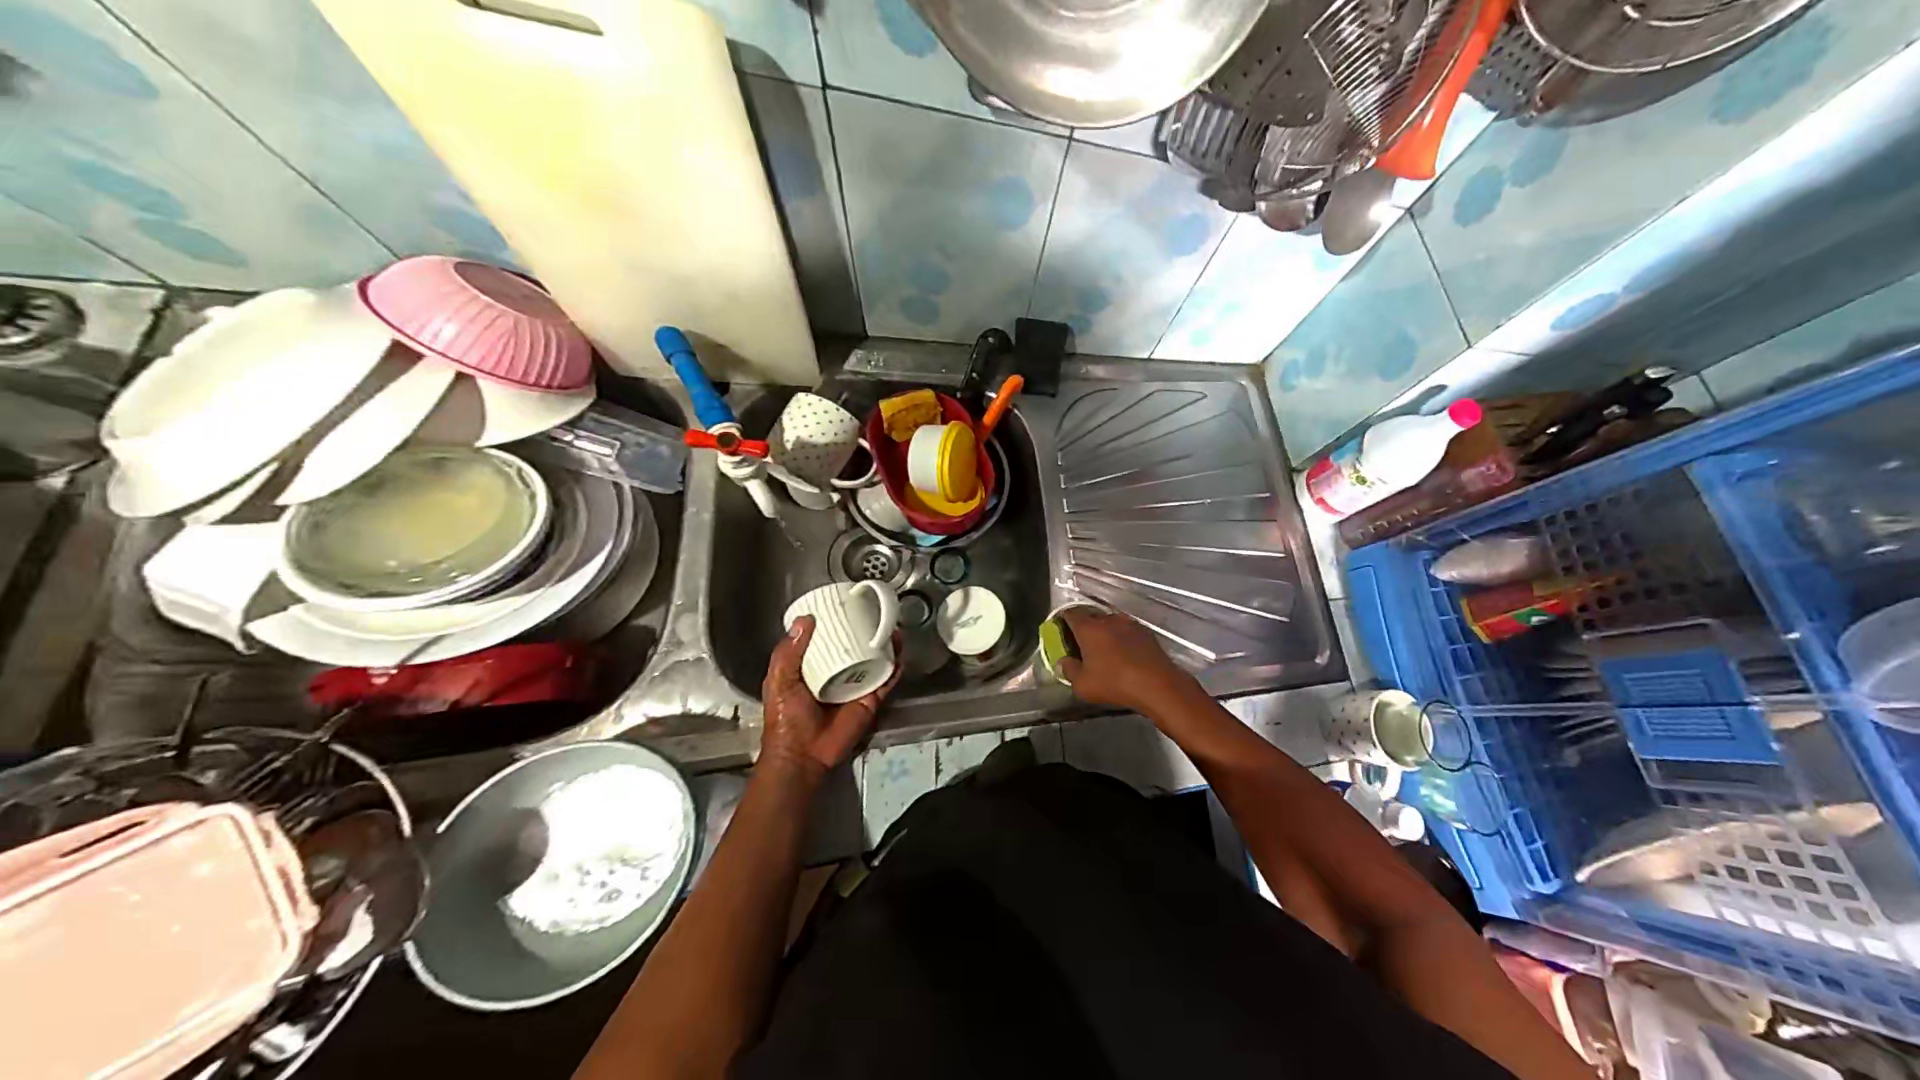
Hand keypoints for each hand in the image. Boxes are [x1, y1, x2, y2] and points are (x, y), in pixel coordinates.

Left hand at [759, 616, 899, 779]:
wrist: (803, 755)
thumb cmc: (786, 718)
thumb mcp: (779, 680)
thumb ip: (788, 652)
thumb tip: (806, 619)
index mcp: (811, 666)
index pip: (825, 638)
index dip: (834, 622)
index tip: (844, 603)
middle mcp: (836, 672)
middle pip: (854, 645)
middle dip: (864, 630)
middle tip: (874, 611)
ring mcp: (855, 685)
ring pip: (873, 659)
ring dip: (884, 644)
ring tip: (891, 625)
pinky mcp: (870, 699)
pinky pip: (885, 680)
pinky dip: (894, 667)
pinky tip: (899, 652)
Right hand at [1060, 609, 1195, 712]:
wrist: (1157, 685)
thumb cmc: (1114, 683)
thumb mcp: (1083, 685)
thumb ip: (1069, 670)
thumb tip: (1064, 662)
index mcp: (1088, 628)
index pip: (1070, 613)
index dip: (1063, 620)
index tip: (1061, 630)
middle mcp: (1108, 619)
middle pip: (1091, 616)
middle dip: (1084, 627)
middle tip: (1081, 643)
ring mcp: (1129, 624)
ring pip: (1110, 622)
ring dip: (1104, 632)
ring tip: (1104, 649)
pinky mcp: (1146, 632)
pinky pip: (1126, 630)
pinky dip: (1121, 638)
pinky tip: (1124, 653)